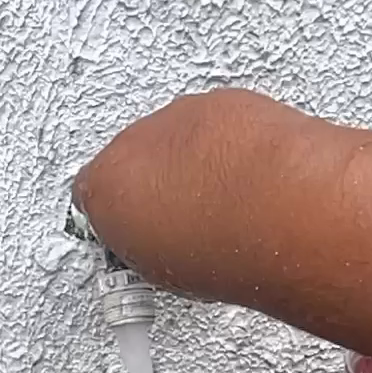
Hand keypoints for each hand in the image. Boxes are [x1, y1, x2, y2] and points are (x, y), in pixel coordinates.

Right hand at [71, 89, 341, 305]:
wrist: (280, 214)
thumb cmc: (222, 246)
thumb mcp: (160, 270)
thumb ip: (142, 243)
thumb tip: (157, 246)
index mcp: (103, 186)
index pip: (91, 194)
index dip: (118, 216)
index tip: (140, 231)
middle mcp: (132, 142)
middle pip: (131, 159)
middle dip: (155, 185)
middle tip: (185, 221)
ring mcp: (178, 117)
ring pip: (175, 137)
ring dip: (194, 162)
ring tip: (224, 204)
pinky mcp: (223, 101)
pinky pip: (218, 122)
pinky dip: (230, 144)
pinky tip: (249, 178)